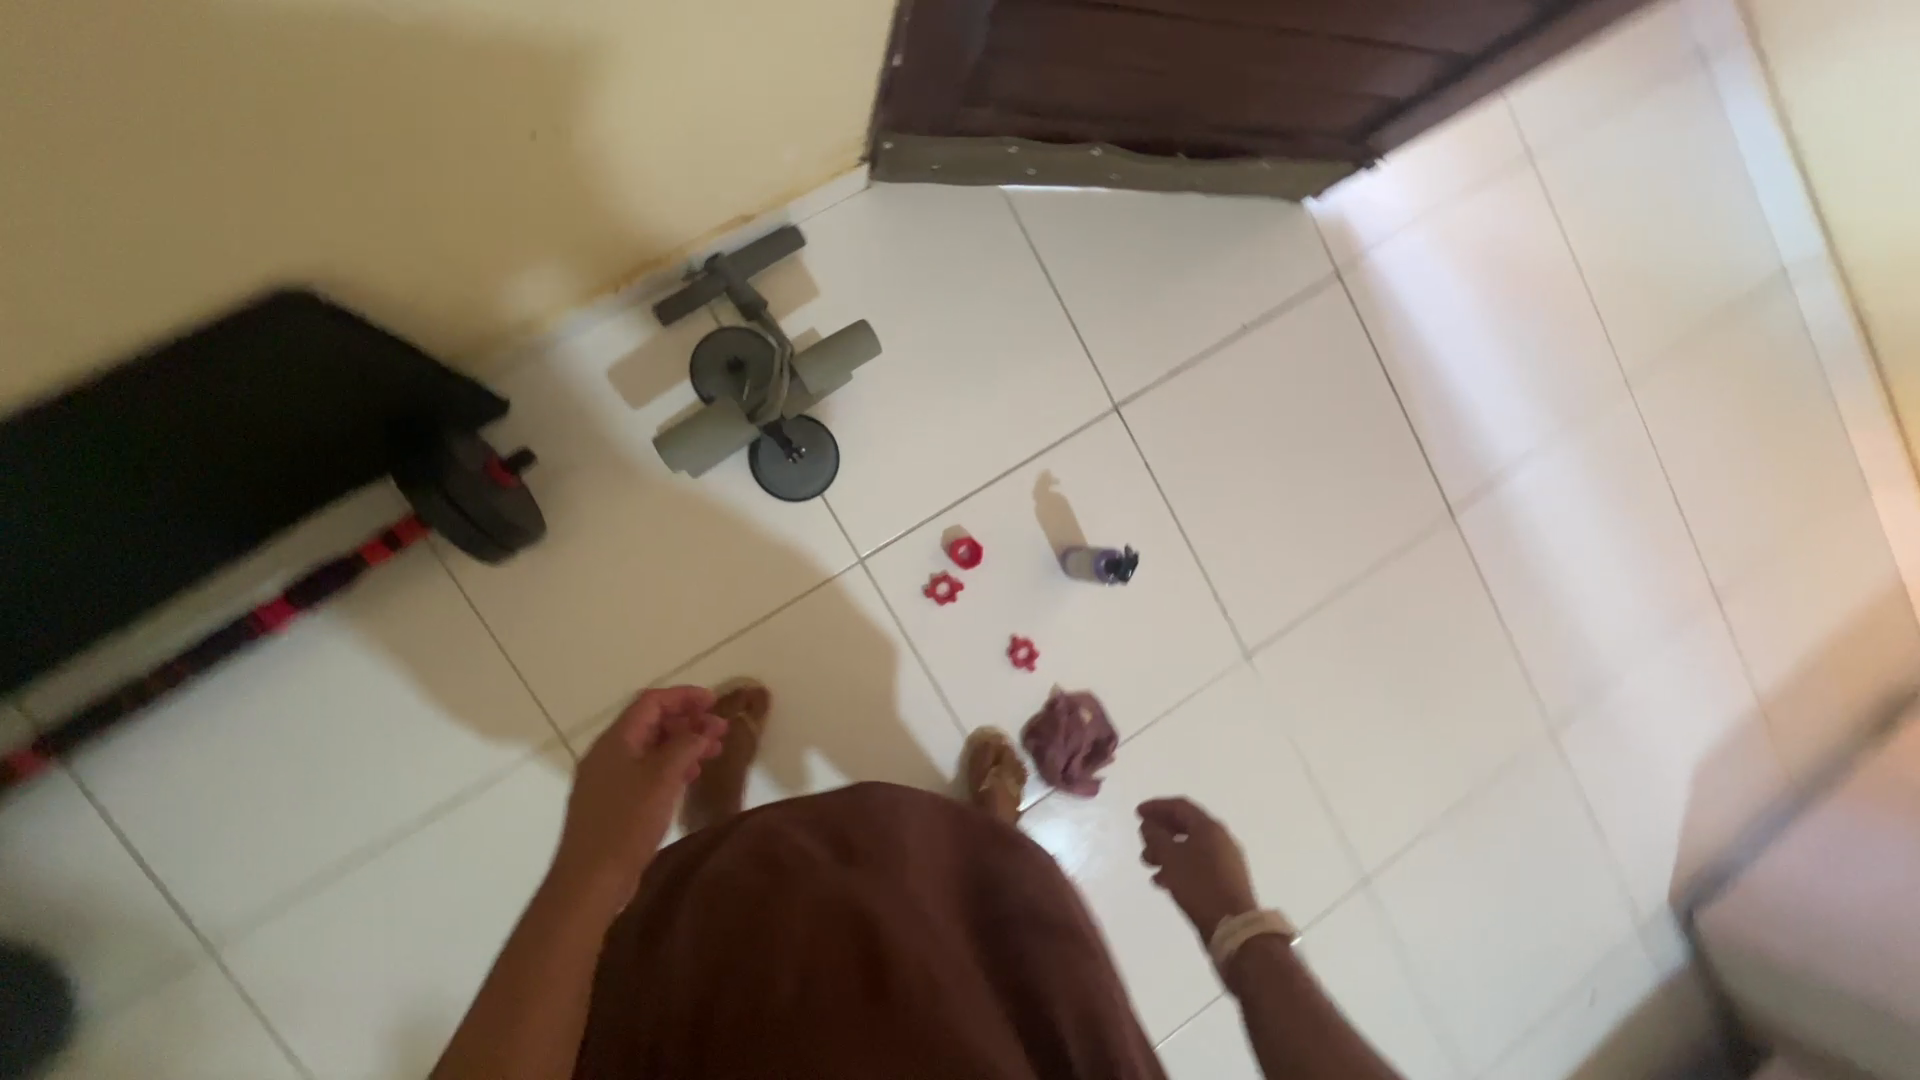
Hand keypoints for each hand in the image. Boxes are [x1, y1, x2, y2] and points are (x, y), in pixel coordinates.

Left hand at [548, 686, 725, 912]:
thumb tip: (702, 729)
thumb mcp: (662, 777)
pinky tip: (688, 779)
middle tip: (720, 732)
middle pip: (651, 723)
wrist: (590, 880)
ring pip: (650, 748)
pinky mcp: (612, 802)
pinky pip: (645, 771)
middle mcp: (607, 753)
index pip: (652, 702)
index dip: (684, 696)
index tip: (715, 702)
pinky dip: (670, 767)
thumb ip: (685, 745)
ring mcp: (607, 779)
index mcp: (615, 740)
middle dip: (688, 721)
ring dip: (682, 744)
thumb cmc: (626, 822)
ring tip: (712, 754)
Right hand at [1138, 797, 1258, 939]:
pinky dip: (1178, 867)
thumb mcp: (1170, 858)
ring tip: (1149, 865)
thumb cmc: (1199, 886)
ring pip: (1190, 847)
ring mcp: (1225, 861)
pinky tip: (1163, 882)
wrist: (1233, 927)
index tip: (1137, 813)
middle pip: (1185, 826)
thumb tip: (1149, 825)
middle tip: (1143, 841)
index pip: (1180, 806)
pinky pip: (1197, 865)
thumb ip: (1156, 837)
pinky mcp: (1226, 880)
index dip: (1156, 806)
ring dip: (1167, 852)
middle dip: (1161, 832)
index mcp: (1209, 827)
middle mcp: (1220, 839)